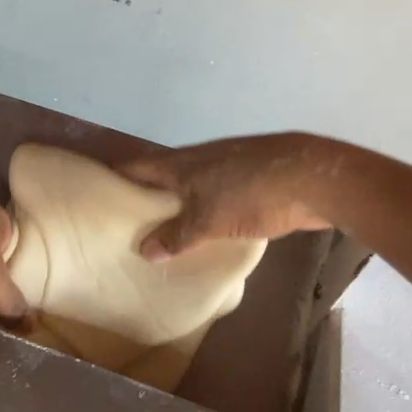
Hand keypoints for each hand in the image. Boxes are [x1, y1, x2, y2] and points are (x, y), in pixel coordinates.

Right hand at [118, 134, 341, 259]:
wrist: (315, 178)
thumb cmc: (253, 192)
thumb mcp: (208, 220)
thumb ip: (176, 235)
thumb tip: (144, 251)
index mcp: (180, 164)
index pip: (135, 168)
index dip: (114, 178)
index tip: (96, 196)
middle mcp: (198, 161)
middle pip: (160, 177)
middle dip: (143, 197)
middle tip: (126, 225)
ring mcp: (224, 169)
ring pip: (189, 187)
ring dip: (175, 206)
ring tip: (160, 234)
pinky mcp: (249, 181)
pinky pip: (213, 198)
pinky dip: (203, 213)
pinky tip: (204, 233)